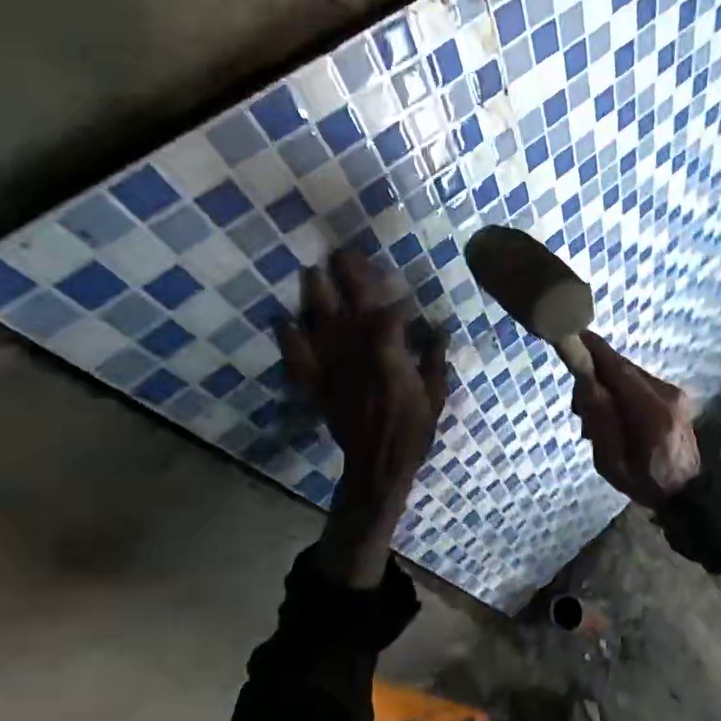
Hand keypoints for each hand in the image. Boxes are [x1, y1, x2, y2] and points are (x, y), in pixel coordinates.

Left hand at [279, 251, 447, 587]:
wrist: (377, 466)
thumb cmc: (412, 432)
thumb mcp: (436, 395)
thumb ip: (435, 357)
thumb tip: (439, 324)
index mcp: (390, 360)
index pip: (389, 318)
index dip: (393, 299)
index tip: (398, 286)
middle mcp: (359, 359)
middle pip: (351, 312)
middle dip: (347, 281)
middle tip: (341, 254)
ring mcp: (335, 372)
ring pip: (322, 328)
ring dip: (316, 299)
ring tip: (310, 272)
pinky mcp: (318, 387)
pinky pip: (300, 361)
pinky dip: (289, 340)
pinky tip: (281, 320)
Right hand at [570, 331, 699, 508]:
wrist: (689, 493)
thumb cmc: (644, 482)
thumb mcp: (611, 462)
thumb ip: (600, 419)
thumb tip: (586, 381)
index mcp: (651, 413)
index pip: (617, 369)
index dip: (594, 349)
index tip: (572, 334)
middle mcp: (667, 395)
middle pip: (622, 367)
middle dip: (595, 370)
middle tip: (577, 399)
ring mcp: (674, 393)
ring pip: (629, 373)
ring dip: (606, 382)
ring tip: (594, 416)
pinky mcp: (674, 395)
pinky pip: (638, 381)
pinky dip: (620, 388)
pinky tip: (613, 413)